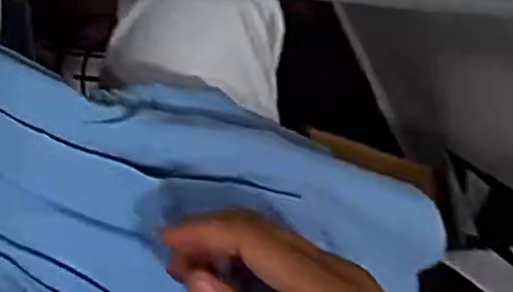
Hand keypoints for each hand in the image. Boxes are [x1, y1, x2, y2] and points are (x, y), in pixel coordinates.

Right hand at [163, 212, 380, 291]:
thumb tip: (193, 275)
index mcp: (329, 286)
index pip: (249, 234)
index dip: (200, 231)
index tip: (163, 242)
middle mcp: (342, 269)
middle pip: (258, 226)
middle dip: (209, 235)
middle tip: (174, 259)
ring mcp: (350, 277)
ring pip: (271, 236)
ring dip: (228, 245)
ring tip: (198, 269)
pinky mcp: (350, 287)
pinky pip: (288, 254)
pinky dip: (253, 258)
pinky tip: (235, 276)